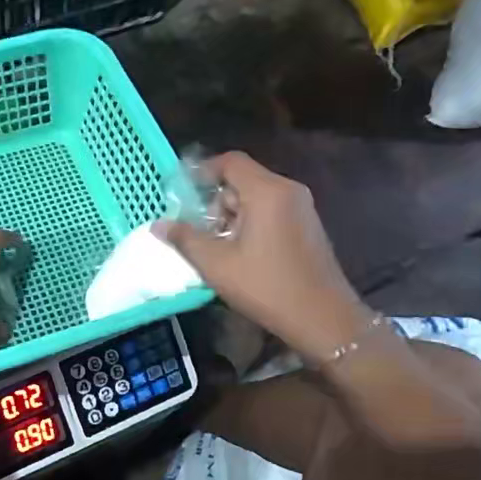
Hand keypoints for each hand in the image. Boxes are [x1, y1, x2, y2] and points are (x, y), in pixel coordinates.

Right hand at [155, 152, 373, 359]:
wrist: (322, 317)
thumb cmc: (266, 287)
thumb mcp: (217, 265)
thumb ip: (185, 239)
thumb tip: (158, 225)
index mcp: (267, 191)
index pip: (230, 162)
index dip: (202, 171)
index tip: (182, 192)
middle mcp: (288, 190)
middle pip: (243, 179)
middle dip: (216, 201)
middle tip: (198, 230)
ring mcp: (302, 208)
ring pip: (258, 197)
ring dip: (233, 215)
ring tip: (217, 247)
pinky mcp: (308, 226)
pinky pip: (273, 211)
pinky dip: (252, 223)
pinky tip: (241, 254)